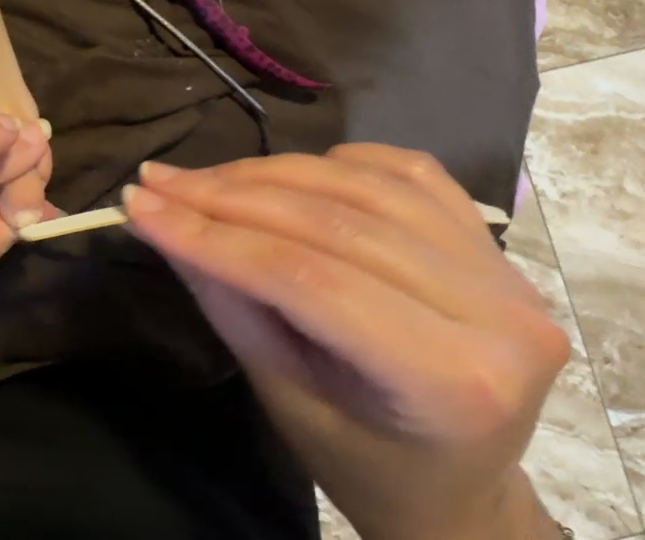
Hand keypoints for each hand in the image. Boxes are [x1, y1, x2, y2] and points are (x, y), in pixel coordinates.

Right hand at [125, 146, 569, 539]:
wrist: (457, 483)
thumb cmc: (360, 456)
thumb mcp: (279, 389)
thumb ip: (223, 297)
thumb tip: (152, 217)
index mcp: (452, 380)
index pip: (307, 278)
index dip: (212, 235)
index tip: (137, 205)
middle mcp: (497, 314)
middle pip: (333, 222)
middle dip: (226, 195)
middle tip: (153, 182)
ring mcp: (507, 270)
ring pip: (363, 185)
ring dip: (266, 171)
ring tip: (199, 178)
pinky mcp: (496, 242)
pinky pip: (406, 172)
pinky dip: (334, 161)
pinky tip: (282, 174)